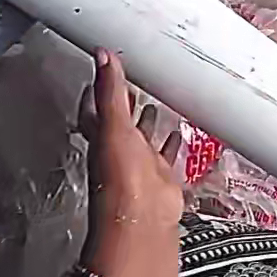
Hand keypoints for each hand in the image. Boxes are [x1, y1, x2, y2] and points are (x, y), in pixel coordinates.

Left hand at [78, 49, 183, 276]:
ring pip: (145, 136)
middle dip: (128, 101)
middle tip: (137, 80)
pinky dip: (172, 143)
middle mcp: (119, 149)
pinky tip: (178, 132)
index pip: (97, 105)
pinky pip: (168, 155)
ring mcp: (141, 164)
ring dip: (149, 121)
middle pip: (122, 120)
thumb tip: (103, 56)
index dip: (101, 87)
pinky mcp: (162, 177)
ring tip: (158, 100)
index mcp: (102, 135)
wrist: (144, 220)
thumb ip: (111, 91)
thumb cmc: (121, 179)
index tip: (108, 67)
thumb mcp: (115, 126)